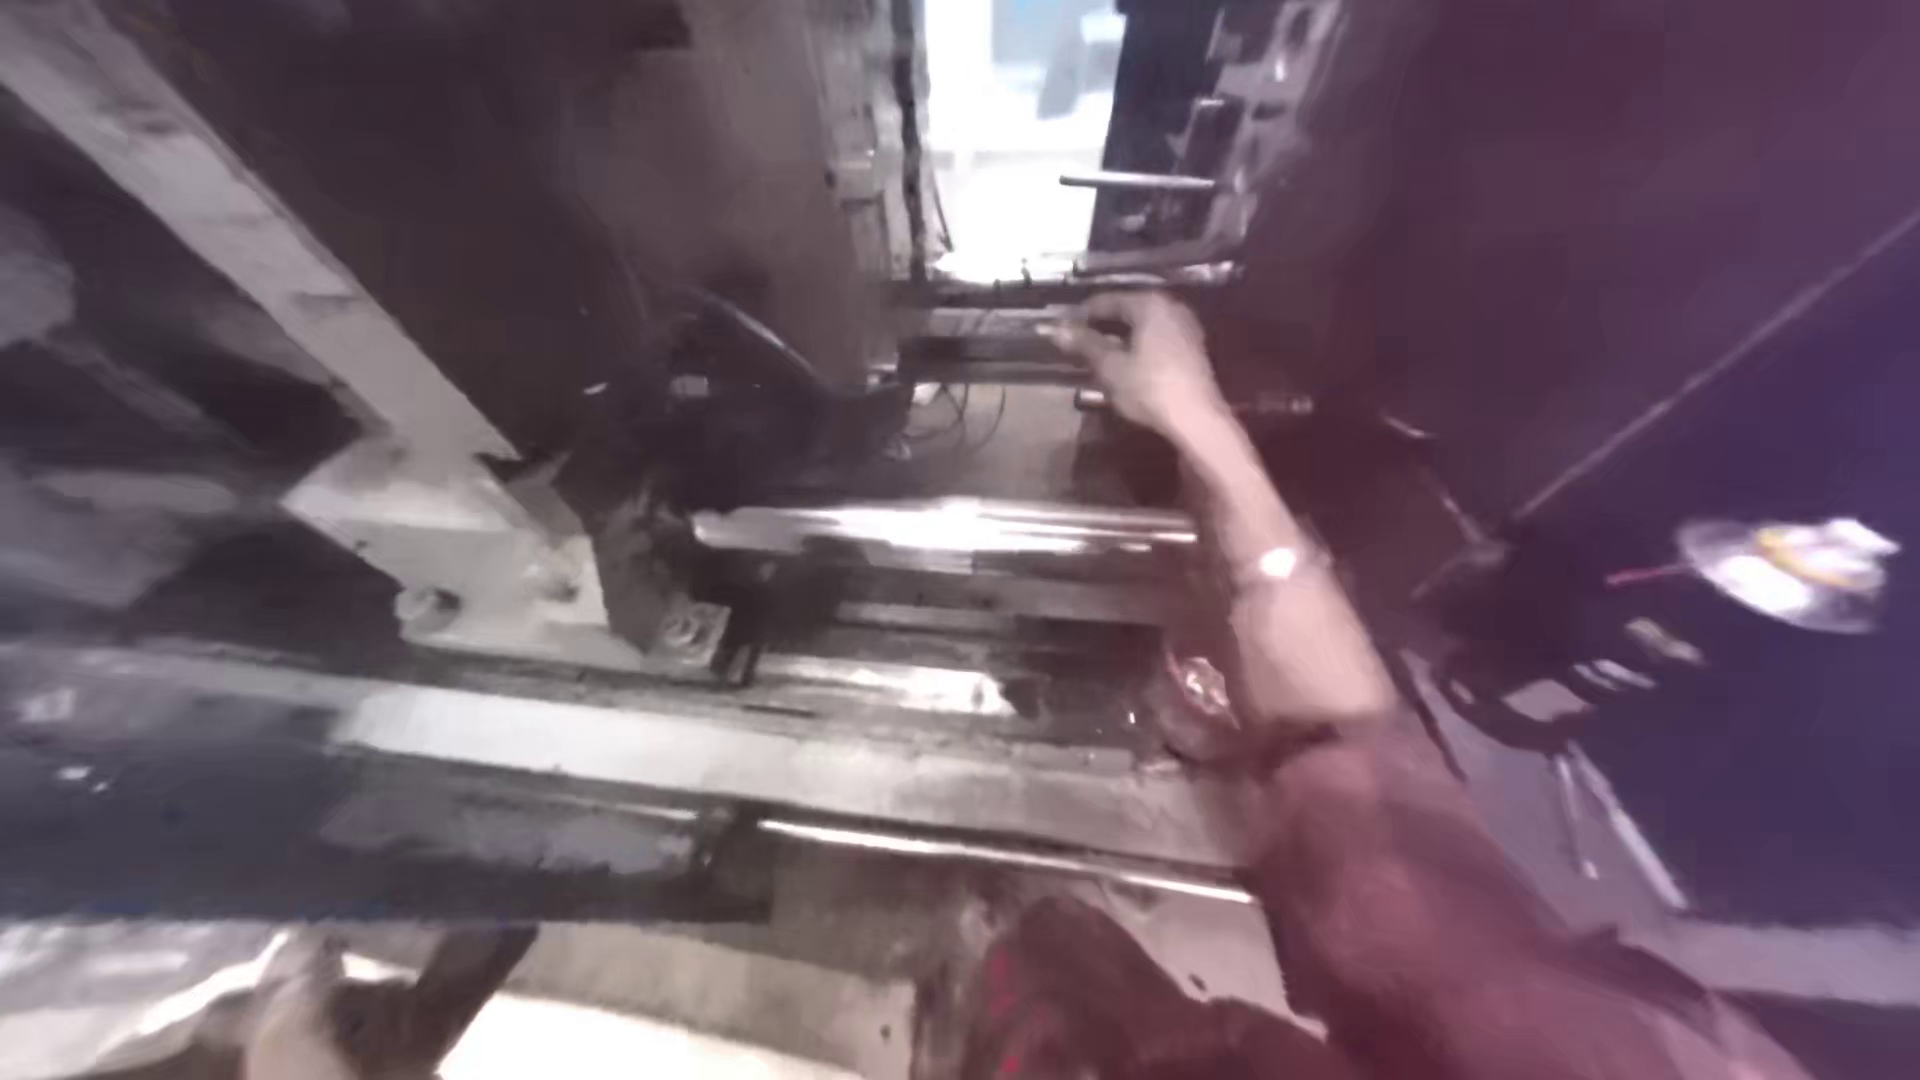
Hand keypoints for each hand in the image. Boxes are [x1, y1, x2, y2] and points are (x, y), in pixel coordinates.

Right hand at [1043, 292, 1229, 440]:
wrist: (1195, 418)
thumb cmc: (1149, 388)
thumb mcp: (1110, 367)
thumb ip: (1084, 344)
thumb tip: (1054, 329)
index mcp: (1149, 304)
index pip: (1106, 300)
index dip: (1080, 316)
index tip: (1062, 331)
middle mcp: (1170, 307)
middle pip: (1125, 311)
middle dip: (1100, 327)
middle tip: (1076, 345)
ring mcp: (1184, 326)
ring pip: (1140, 325)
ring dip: (1117, 338)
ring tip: (1095, 357)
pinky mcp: (1190, 348)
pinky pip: (1154, 338)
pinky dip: (1135, 346)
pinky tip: (1122, 365)